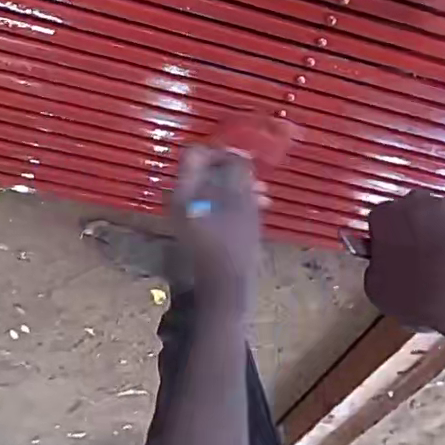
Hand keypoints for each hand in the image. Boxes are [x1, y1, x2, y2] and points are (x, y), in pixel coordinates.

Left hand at [171, 145, 262, 316]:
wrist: (227, 293)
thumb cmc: (234, 246)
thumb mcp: (240, 202)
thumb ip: (237, 171)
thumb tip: (236, 152)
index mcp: (184, 193)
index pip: (196, 154)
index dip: (220, 151)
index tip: (243, 158)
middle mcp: (181, 201)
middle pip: (206, 171)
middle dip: (233, 171)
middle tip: (256, 177)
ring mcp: (189, 216)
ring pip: (214, 188)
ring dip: (238, 187)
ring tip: (263, 195)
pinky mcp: (200, 229)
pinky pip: (216, 205)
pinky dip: (234, 202)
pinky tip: (257, 207)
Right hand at [363, 190, 444, 339]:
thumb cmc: (420, 292)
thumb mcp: (379, 292)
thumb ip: (375, 273)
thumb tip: (382, 270)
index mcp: (386, 215)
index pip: (379, 222)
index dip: (384, 245)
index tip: (391, 266)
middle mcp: (419, 202)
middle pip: (412, 216)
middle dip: (415, 238)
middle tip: (420, 271)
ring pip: (444, 223)